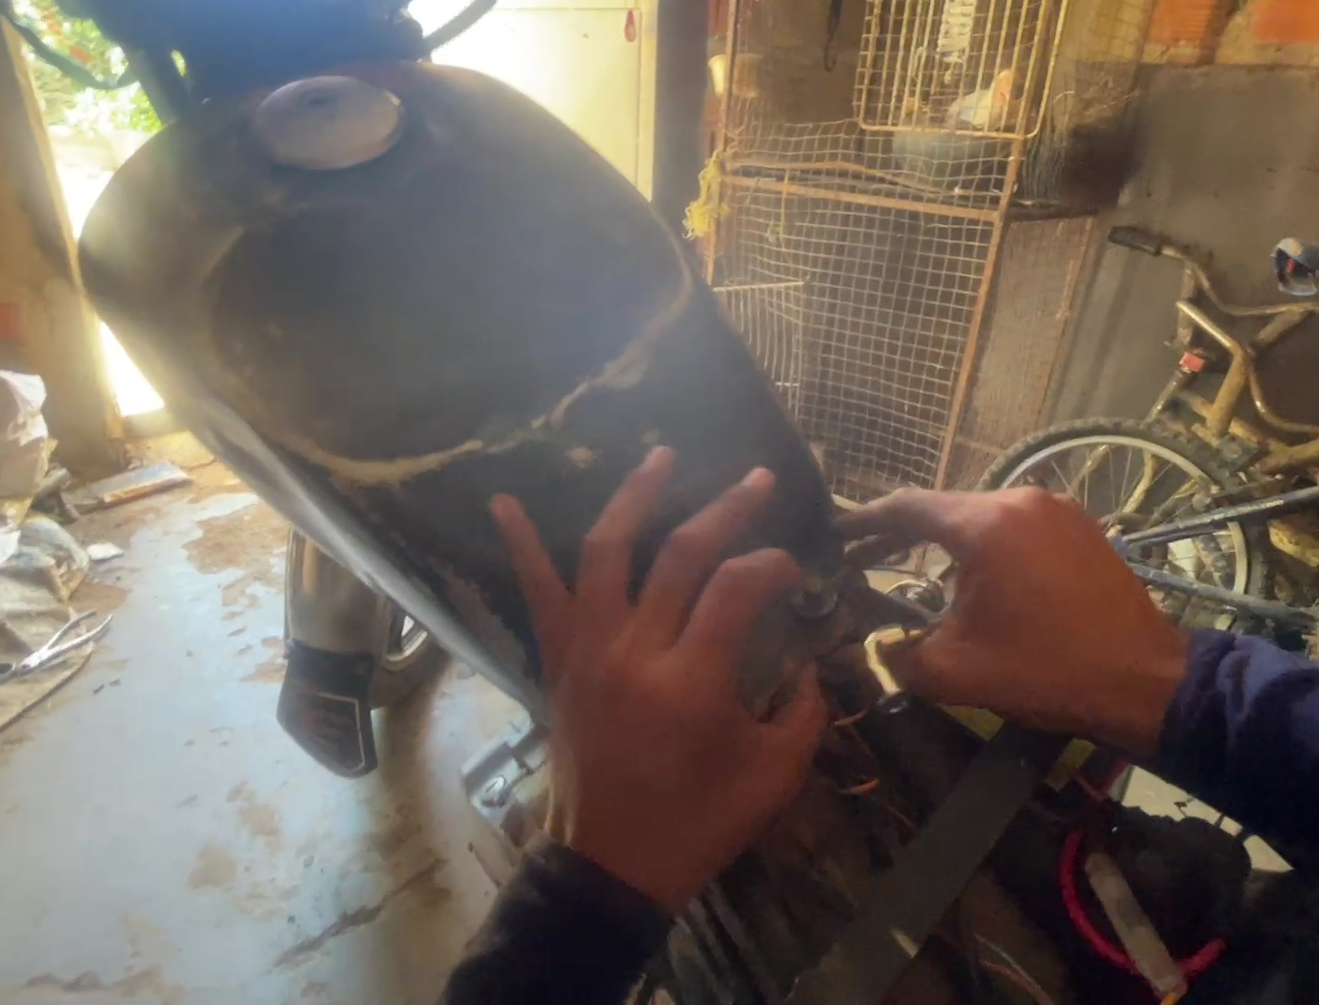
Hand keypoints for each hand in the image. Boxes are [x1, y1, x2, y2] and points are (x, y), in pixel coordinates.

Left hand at [489, 447, 826, 908]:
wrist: (610, 866)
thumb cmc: (697, 824)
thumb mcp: (775, 776)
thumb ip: (806, 711)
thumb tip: (814, 658)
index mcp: (691, 683)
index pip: (736, 588)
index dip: (772, 563)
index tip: (792, 566)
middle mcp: (634, 652)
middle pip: (680, 554)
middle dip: (727, 509)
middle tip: (757, 479)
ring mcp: (587, 650)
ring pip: (606, 551)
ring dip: (636, 495)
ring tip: (661, 453)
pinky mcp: (558, 660)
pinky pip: (536, 594)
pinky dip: (521, 545)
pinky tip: (504, 501)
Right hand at [840, 487, 1186, 755]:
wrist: (1150, 684)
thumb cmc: (1046, 671)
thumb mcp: (955, 671)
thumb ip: (895, 654)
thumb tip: (866, 647)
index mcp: (985, 524)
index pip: (905, 506)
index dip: (862, 519)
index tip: (832, 532)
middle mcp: (1019, 499)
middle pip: (941, 507)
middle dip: (895, 533)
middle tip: (858, 556)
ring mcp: (1055, 508)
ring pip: (977, 514)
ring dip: (939, 539)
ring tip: (907, 567)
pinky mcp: (1079, 526)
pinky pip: (1012, 523)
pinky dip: (980, 542)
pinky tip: (968, 573)